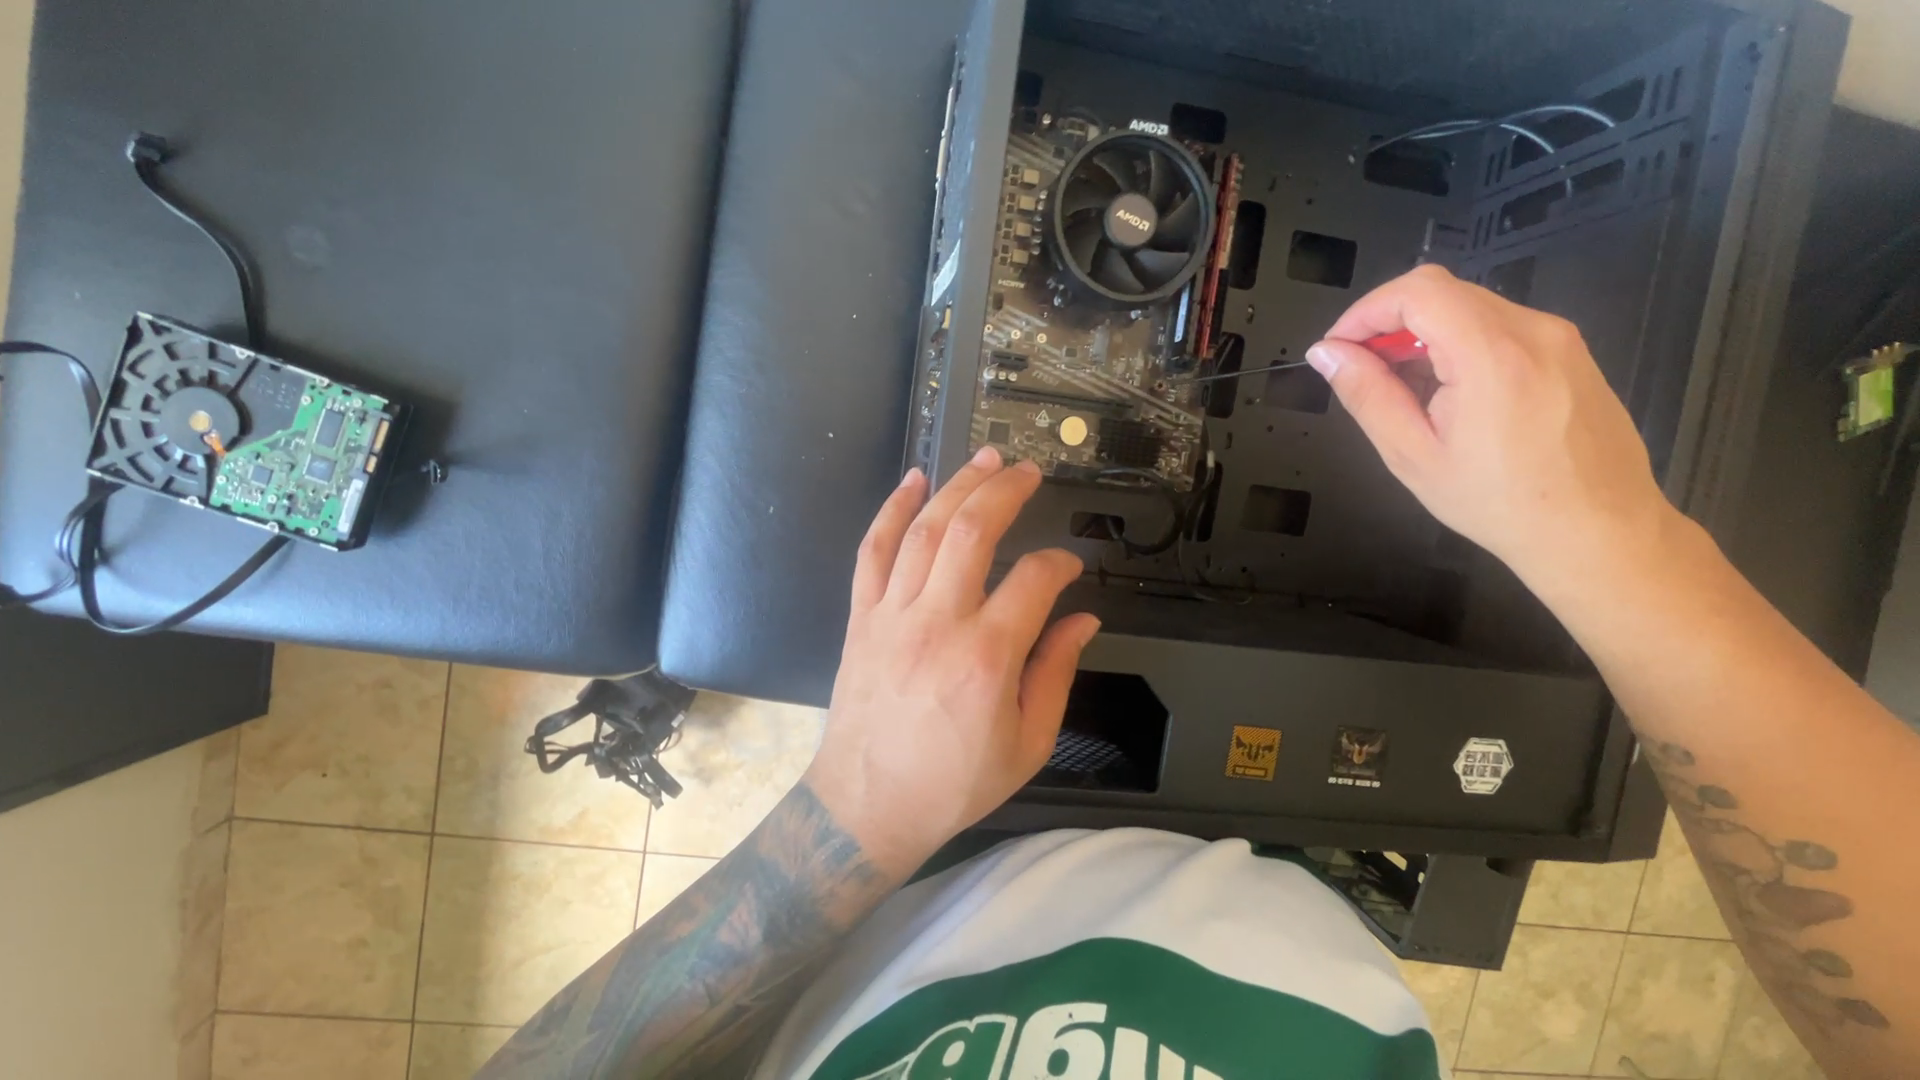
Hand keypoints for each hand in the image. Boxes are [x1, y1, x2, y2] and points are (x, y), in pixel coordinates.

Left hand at [805, 447, 1099, 876]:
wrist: (868, 806)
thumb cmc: (954, 784)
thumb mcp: (1027, 744)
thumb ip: (1056, 673)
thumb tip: (1084, 619)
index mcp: (987, 657)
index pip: (1033, 580)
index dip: (1058, 564)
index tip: (1068, 568)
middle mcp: (938, 623)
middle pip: (972, 532)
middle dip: (1005, 491)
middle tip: (1028, 470)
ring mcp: (893, 615)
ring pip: (924, 531)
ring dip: (957, 486)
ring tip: (985, 458)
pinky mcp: (862, 618)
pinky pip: (873, 551)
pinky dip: (891, 511)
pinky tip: (912, 481)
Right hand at [1306, 264, 1681, 588]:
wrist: (1599, 531)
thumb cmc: (1497, 502)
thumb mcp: (1413, 455)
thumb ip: (1367, 395)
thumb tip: (1326, 353)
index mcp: (1490, 354)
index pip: (1417, 291)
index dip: (1365, 310)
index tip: (1338, 349)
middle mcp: (1532, 329)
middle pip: (1443, 292)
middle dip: (1390, 322)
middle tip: (1362, 371)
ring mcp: (1560, 337)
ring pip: (1472, 308)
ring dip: (1425, 334)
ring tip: (1405, 390)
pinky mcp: (1572, 353)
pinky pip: (1502, 328)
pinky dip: (1461, 344)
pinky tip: (1452, 396)